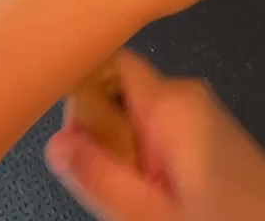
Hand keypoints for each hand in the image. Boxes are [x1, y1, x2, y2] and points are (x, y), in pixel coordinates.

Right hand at [46, 50, 264, 220]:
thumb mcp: (150, 212)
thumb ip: (99, 175)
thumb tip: (55, 143)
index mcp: (170, 101)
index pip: (108, 60)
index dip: (82, 88)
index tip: (74, 128)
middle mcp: (186, 93)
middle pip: (118, 89)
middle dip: (104, 129)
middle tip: (111, 173)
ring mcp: (200, 106)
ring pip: (137, 110)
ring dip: (126, 144)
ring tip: (140, 187)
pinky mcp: (209, 124)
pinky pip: (159, 123)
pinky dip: (149, 151)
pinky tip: (162, 187)